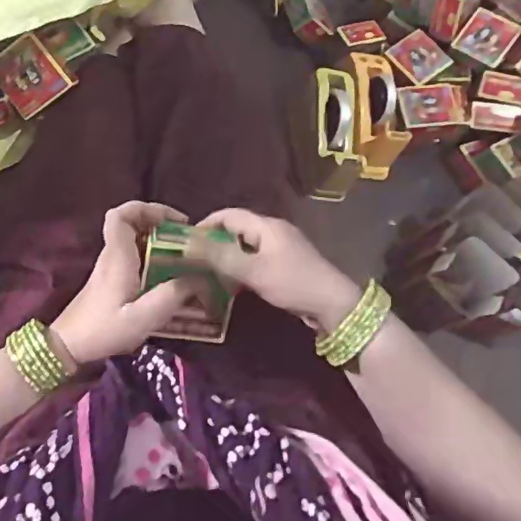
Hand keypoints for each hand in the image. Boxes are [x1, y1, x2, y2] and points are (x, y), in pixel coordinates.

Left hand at [52, 202, 207, 362]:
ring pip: (133, 238)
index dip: (146, 208)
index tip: (173, 221)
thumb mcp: (141, 319)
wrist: (67, 347)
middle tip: (185, 237)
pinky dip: (152, 255)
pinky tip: (168, 275)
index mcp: (117, 257)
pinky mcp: (110, 279)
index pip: (120, 215)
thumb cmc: (102, 330)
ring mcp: (109, 266)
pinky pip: (133, 255)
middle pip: (131, 222)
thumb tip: (197, 279)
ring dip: (157, 239)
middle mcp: (112, 256)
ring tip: (183, 254)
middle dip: (159, 222)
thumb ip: (170, 297)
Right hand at [187, 209, 362, 334]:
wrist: (334, 305)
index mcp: (266, 226)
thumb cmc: (293, 283)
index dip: (206, 224)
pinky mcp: (286, 265)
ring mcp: (282, 248)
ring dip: (228, 259)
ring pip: (246, 247)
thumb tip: (191, 243)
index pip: (229, 215)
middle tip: (194, 261)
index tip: (187, 242)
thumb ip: (222, 257)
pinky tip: (233, 286)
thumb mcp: (254, 271)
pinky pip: (257, 261)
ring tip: (209, 275)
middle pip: (237, 230)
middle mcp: (274, 231)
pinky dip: (242, 269)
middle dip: (214, 243)